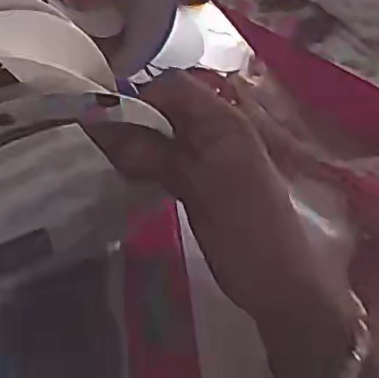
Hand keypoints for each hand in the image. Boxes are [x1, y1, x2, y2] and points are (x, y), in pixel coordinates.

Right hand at [88, 72, 359, 377]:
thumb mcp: (195, 186)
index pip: (171, 84)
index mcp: (223, 120)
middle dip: (130, 115)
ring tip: (107, 153)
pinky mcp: (197, 178)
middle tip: (100, 136)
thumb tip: (94, 122)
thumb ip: (148, 150)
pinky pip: (162, 152)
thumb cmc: (247, 230)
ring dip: (133, 137)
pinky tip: (125, 170)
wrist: (283, 292)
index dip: (139, 94)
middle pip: (163, 104)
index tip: (109, 115)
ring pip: (159, 129)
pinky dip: (142, 156)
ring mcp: (207, 154)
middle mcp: (215, 129)